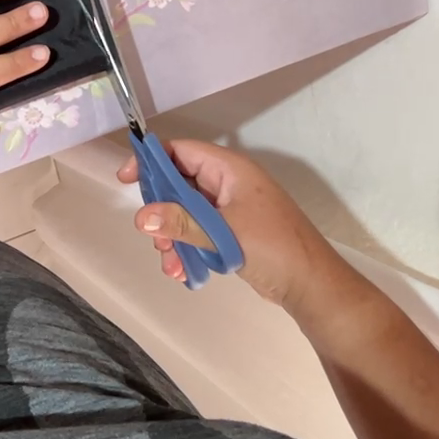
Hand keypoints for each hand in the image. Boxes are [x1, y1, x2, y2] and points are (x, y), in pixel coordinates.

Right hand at [117, 140, 337, 311]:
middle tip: (153, 235)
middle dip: (162, 211)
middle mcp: (228, 184)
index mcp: (230, 170)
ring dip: (173, 236)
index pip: (181, 151)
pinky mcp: (232, 232)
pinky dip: (187, 248)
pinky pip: (199, 232)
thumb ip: (180, 223)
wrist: (312, 287)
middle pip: (179, 184)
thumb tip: (140, 216)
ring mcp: (231, 209)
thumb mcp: (222, 233)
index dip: (152, 162)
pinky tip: (182, 271)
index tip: (126, 180)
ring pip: (186, 213)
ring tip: (170, 261)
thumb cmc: (273, 248)